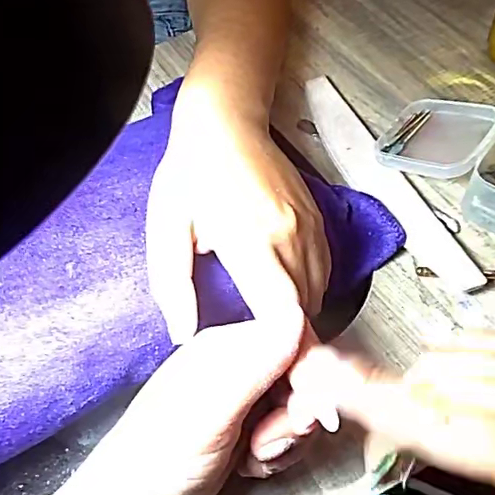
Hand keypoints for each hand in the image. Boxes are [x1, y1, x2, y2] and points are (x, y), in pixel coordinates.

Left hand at [57, 315, 315, 494]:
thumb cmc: (157, 459)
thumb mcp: (209, 413)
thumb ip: (254, 366)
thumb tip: (296, 316)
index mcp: (223, 348)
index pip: (294, 340)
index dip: (312, 378)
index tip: (306, 416)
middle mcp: (233, 364)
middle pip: (301, 377)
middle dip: (296, 417)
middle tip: (267, 444)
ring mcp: (238, 396)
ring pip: (296, 408)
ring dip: (286, 440)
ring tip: (252, 457)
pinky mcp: (242, 425)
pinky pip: (284, 432)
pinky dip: (278, 453)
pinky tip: (250, 466)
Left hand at [147, 86, 328, 342]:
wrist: (224, 122)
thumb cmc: (190, 172)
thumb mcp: (168, 227)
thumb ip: (174, 283)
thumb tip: (183, 332)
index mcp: (250, 240)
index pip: (282, 314)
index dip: (282, 351)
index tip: (271, 372)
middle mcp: (288, 236)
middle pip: (305, 311)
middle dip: (290, 342)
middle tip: (270, 365)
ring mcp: (308, 226)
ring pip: (319, 292)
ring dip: (300, 318)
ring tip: (275, 336)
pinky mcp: (316, 218)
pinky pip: (326, 268)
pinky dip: (310, 290)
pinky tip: (285, 295)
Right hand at [288, 331, 494, 494]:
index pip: (432, 420)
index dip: (366, 397)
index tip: (313, 371)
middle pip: (428, 386)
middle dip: (392, 417)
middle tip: (391, 466)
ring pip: (442, 360)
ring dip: (418, 393)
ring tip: (431, 441)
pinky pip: (472, 344)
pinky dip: (445, 368)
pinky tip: (456, 399)